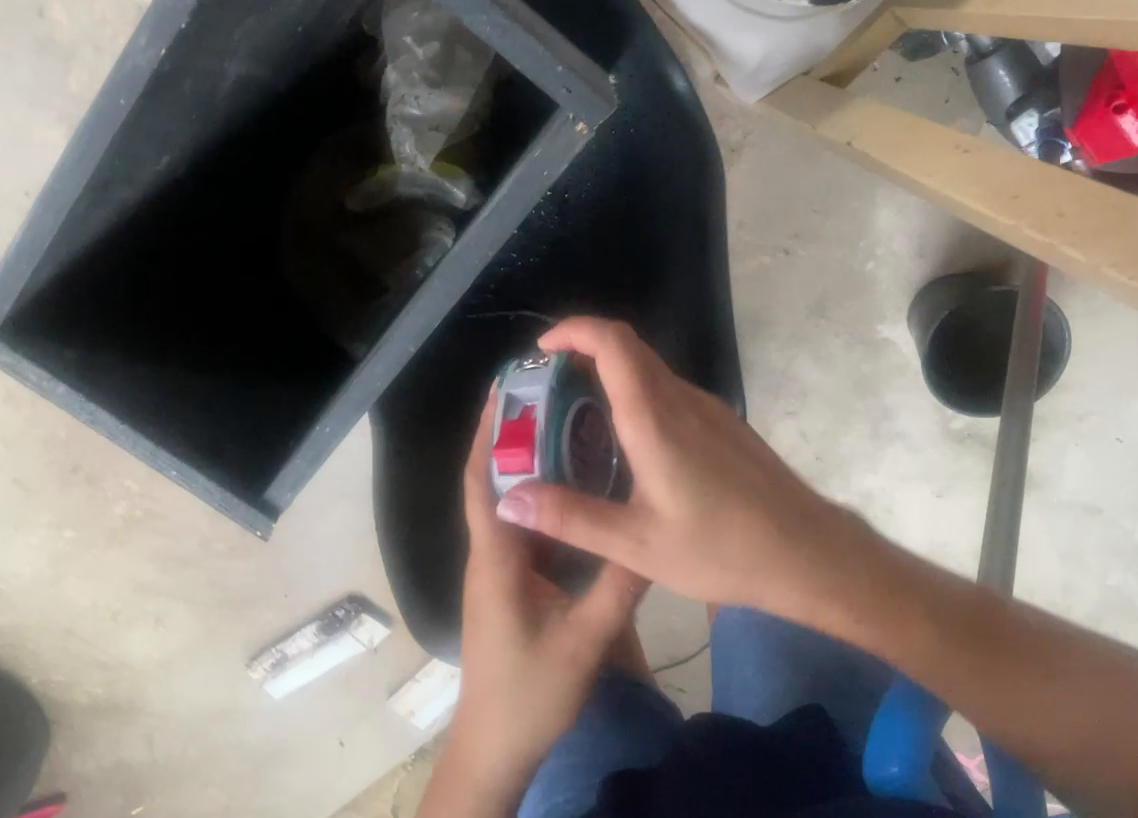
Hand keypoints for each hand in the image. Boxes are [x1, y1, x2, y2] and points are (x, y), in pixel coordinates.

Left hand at [431, 386, 647, 813]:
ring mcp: (498, 570)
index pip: (482, 480)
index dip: (491, 433)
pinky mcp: (511, 584)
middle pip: (490, 481)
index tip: (510, 390)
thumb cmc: (531, 692)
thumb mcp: (585, 640)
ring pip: (507, 503)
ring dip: (526, 463)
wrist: (496, 747)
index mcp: (496, 557)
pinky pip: (523, 528)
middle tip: (550, 395)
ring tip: (566, 425)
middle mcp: (489, 553)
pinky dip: (542, 498)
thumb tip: (654, 531)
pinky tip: (575, 487)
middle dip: (511, 436)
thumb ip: (619, 585)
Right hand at [493, 318, 879, 619]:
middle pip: (629, 350)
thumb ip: (570, 517)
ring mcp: (709, 411)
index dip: (575, 331)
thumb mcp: (637, 544)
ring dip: (611, 379)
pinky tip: (629, 450)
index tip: (542, 352)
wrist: (809, 555)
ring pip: (651, 373)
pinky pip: (671, 395)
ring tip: (578, 424)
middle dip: (583, 355)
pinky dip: (638, 399)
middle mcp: (683, 401)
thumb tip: (508, 499)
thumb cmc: (723, 549)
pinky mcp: (725, 427)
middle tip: (546, 394)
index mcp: (656, 419)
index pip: (614, 343)